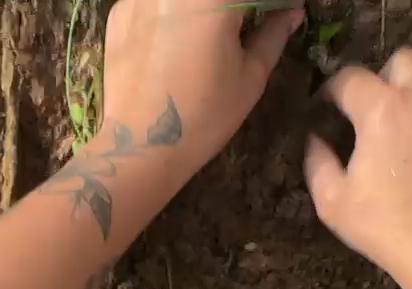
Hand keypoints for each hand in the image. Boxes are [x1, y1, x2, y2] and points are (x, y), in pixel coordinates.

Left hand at [100, 0, 302, 170]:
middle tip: (244, 26)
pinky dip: (171, 12)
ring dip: (203, 10)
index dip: (270, 4)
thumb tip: (290, 13)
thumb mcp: (249, 79)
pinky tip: (174, 42)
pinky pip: (155, 0)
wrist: (139, 150)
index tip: (277, 14)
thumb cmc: (202, 119)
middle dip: (234, 7)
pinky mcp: (120, 10)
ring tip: (205, 40)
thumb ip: (273, 35)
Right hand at [304, 49, 411, 288]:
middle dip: (380, 80)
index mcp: (381, 109)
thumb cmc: (387, 228)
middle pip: (399, 61)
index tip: (326, 108)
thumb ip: (317, 164)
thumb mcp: (333, 204)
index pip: (349, 79)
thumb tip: (314, 140)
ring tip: (411, 107)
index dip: (331, 91)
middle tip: (372, 113)